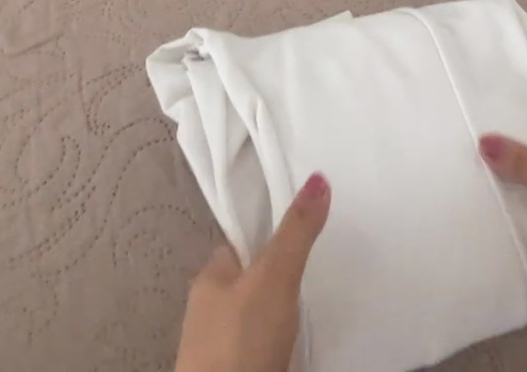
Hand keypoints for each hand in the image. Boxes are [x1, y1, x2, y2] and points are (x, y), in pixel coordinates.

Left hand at [175, 172, 330, 371]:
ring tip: (312, 306)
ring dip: (278, 313)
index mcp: (208, 278)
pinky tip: (298, 345)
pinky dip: (278, 344)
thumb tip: (318, 175)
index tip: (298, 228)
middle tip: (313, 269)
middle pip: (248, 280)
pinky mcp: (237, 371)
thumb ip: (296, 230)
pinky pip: (261, 348)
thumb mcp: (275, 276)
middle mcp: (208, 311)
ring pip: (254, 317)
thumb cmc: (241, 340)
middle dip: (277, 276)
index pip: (238, 243)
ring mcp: (219, 348)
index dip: (266, 234)